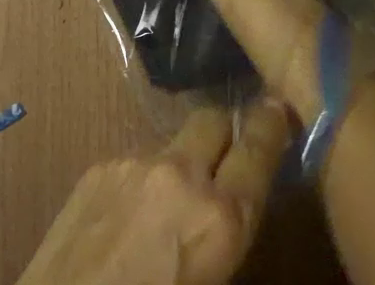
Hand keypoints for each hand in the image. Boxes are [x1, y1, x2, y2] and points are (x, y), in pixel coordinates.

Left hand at [14, 102, 292, 284]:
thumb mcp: (214, 278)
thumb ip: (227, 231)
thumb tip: (229, 206)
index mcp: (220, 217)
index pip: (258, 150)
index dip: (271, 125)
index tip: (277, 107)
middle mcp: (179, 175)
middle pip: (212, 120)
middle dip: (223, 131)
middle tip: (225, 154)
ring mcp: (133, 163)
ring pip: (171, 144)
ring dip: (179, 164)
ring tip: (166, 206)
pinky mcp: (98, 166)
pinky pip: (135, 162)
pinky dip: (143, 180)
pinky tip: (129, 215)